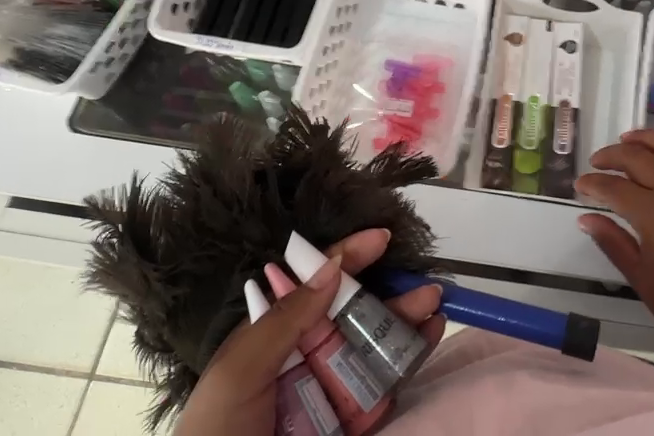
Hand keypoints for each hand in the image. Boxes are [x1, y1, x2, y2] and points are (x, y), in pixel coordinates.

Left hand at [176, 229, 446, 435]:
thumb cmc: (218, 432)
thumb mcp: (239, 372)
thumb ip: (284, 319)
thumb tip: (331, 264)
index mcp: (273, 338)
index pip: (314, 286)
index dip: (348, 258)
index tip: (382, 237)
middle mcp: (304, 359)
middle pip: (353, 315)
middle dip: (390, 293)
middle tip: (426, 284)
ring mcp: (327, 392)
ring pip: (373, 346)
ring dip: (406, 323)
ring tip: (435, 306)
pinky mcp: (348, 424)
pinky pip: (383, 387)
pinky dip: (409, 359)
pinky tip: (430, 338)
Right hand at [575, 129, 653, 366]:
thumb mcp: (640, 277)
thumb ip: (612, 242)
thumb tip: (584, 218)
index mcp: (653, 215)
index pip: (613, 188)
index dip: (592, 184)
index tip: (579, 186)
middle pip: (638, 159)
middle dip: (612, 156)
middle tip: (596, 163)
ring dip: (647, 138)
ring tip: (627, 139)